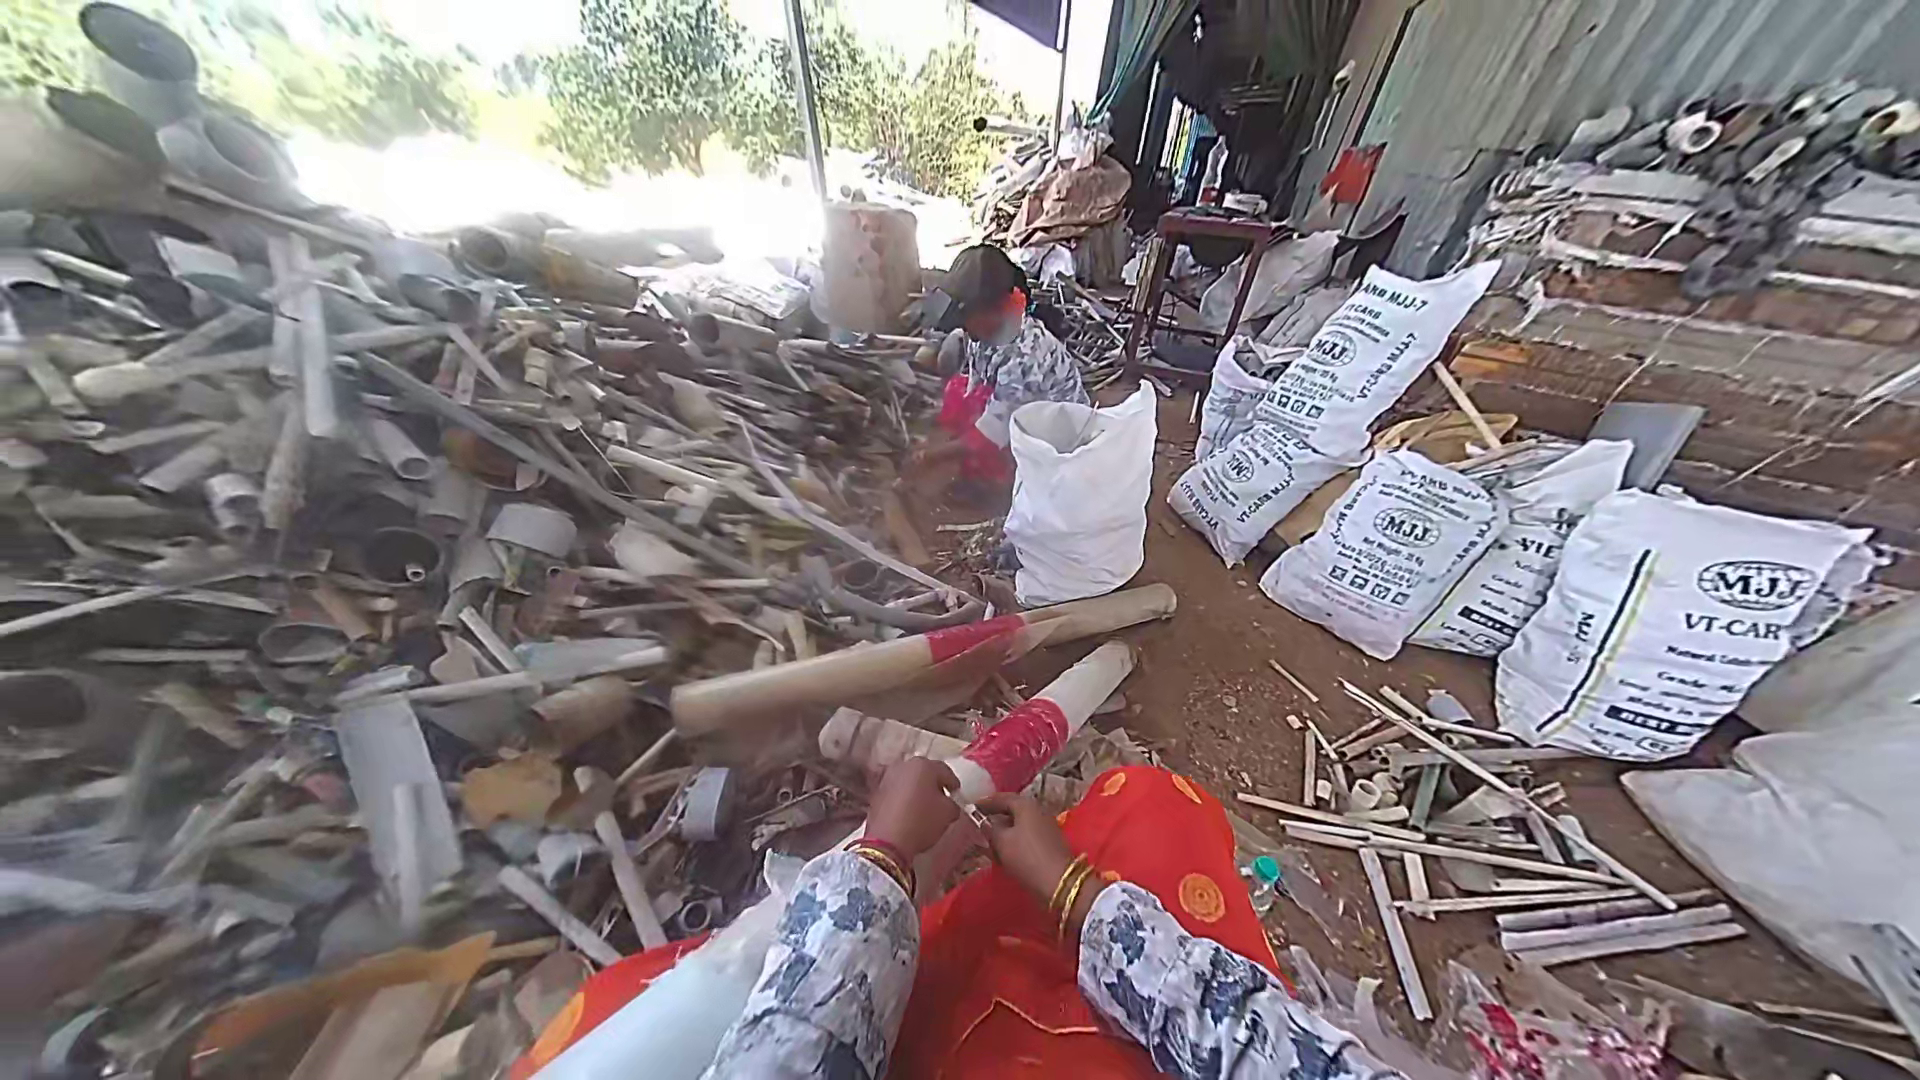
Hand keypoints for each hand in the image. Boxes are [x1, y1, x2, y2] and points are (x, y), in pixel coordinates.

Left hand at [864, 757, 961, 859]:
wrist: (887, 841)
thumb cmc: (922, 821)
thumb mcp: (948, 813)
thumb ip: (953, 804)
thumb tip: (950, 803)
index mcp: (924, 765)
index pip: (944, 770)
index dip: (953, 782)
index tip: (956, 792)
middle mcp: (905, 765)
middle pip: (924, 772)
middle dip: (933, 784)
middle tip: (941, 797)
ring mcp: (888, 777)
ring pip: (909, 780)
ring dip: (917, 789)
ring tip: (923, 805)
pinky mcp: (877, 792)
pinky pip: (896, 791)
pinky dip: (904, 797)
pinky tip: (908, 811)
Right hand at [974, 791, 1075, 905]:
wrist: (1059, 883)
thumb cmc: (1027, 856)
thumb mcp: (1002, 841)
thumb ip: (989, 828)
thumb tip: (982, 821)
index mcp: (1025, 804)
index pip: (1001, 798)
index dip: (985, 803)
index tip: (971, 808)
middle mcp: (1037, 811)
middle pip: (1011, 811)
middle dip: (994, 819)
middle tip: (977, 826)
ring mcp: (1045, 828)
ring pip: (1018, 826)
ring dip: (1002, 833)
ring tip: (987, 844)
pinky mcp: (1048, 844)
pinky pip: (1025, 837)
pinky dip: (1012, 842)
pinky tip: (1003, 854)